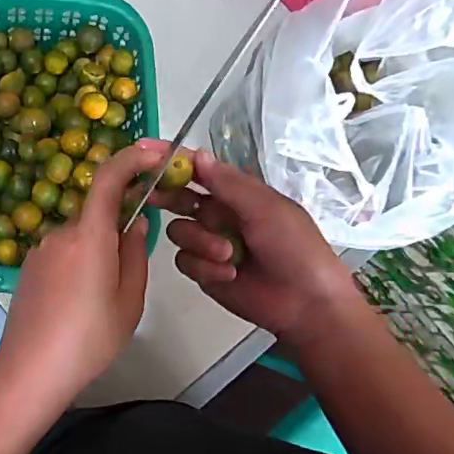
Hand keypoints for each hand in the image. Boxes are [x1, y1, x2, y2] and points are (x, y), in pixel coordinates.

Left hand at [0, 139, 168, 400]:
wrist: (30, 368)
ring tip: (103, 299)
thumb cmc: (89, 338)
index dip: (131, 159)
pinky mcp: (27, 268)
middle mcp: (59, 234)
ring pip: (79, 238)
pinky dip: (78, 265)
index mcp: (88, 235)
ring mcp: (39, 251)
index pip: (108, 179)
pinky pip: (62, 254)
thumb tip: (135, 223)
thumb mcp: (128, 300)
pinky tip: (80, 303)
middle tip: (132, 266)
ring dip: (97, 252)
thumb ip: (134, 254)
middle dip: (118, 228)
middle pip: (95, 214)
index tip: (154, 153)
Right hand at [149, 148, 365, 345]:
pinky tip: (229, 273)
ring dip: (201, 242)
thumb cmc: (294, 247)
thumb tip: (196, 153)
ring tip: (229, 255)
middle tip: (152, 196)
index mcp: (236, 195)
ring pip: (178, 231)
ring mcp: (207, 244)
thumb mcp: (265, 208)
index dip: (175, 161)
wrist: (305, 302)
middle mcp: (217, 216)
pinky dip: (204, 266)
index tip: (148, 151)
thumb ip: (228, 184)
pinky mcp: (201, 271)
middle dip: (167, 198)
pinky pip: (184, 260)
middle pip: (178, 199)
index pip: (200, 171)